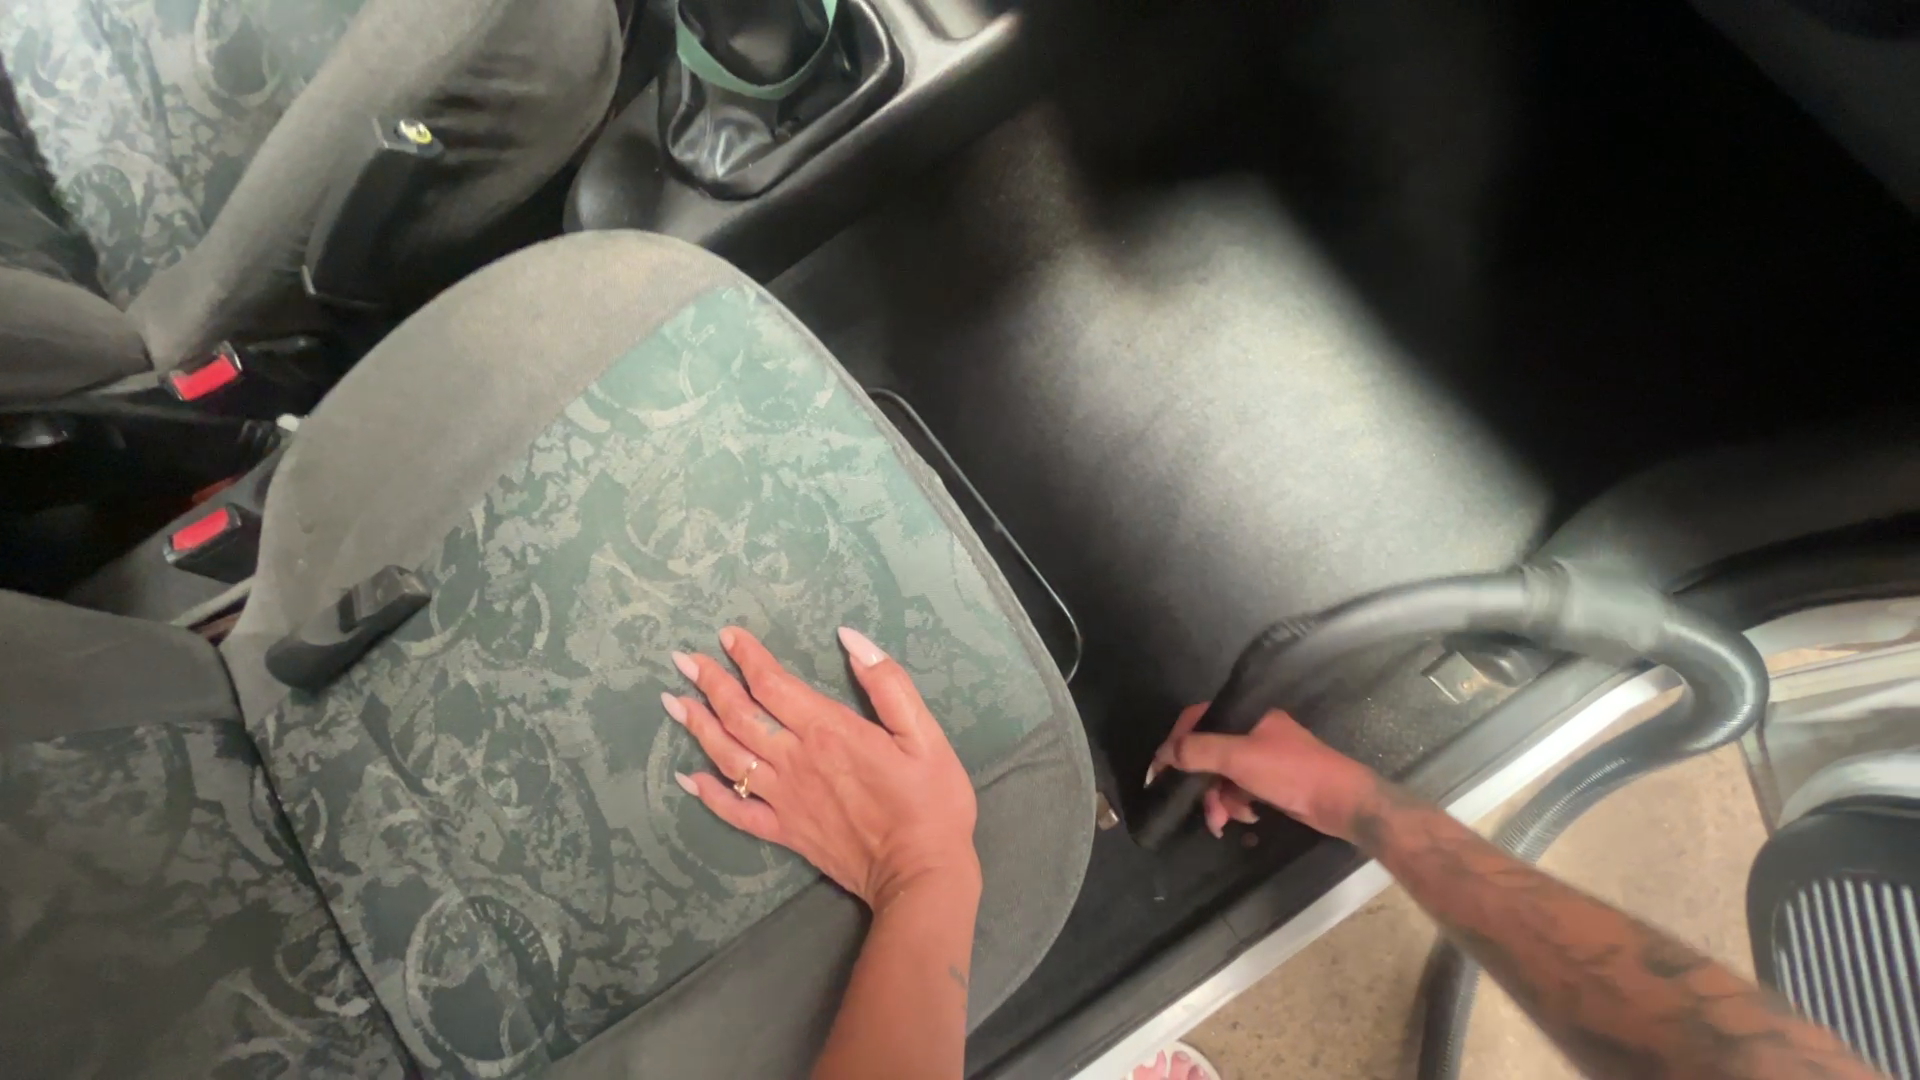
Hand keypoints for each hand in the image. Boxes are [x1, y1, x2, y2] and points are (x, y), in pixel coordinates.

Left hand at [666, 626, 980, 910]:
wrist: (919, 873)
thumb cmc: (930, 799)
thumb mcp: (924, 732)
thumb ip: (888, 682)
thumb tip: (850, 637)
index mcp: (828, 730)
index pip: (774, 684)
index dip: (748, 656)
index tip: (727, 635)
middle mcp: (795, 761)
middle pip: (741, 715)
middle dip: (710, 683)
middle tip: (683, 660)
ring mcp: (784, 799)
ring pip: (729, 757)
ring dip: (698, 726)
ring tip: (672, 702)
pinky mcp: (784, 832)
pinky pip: (735, 812)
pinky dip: (707, 794)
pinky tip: (686, 779)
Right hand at [1149, 704, 1378, 841]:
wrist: (1341, 802)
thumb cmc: (1290, 771)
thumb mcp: (1238, 757)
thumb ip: (1198, 750)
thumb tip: (1165, 753)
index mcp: (1245, 714)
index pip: (1196, 720)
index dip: (1175, 743)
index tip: (1161, 770)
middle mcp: (1251, 731)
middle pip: (1208, 753)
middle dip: (1201, 783)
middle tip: (1197, 806)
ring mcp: (1262, 757)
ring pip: (1223, 776)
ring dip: (1218, 799)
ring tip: (1223, 822)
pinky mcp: (1271, 781)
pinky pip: (1240, 789)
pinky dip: (1237, 804)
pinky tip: (1247, 818)